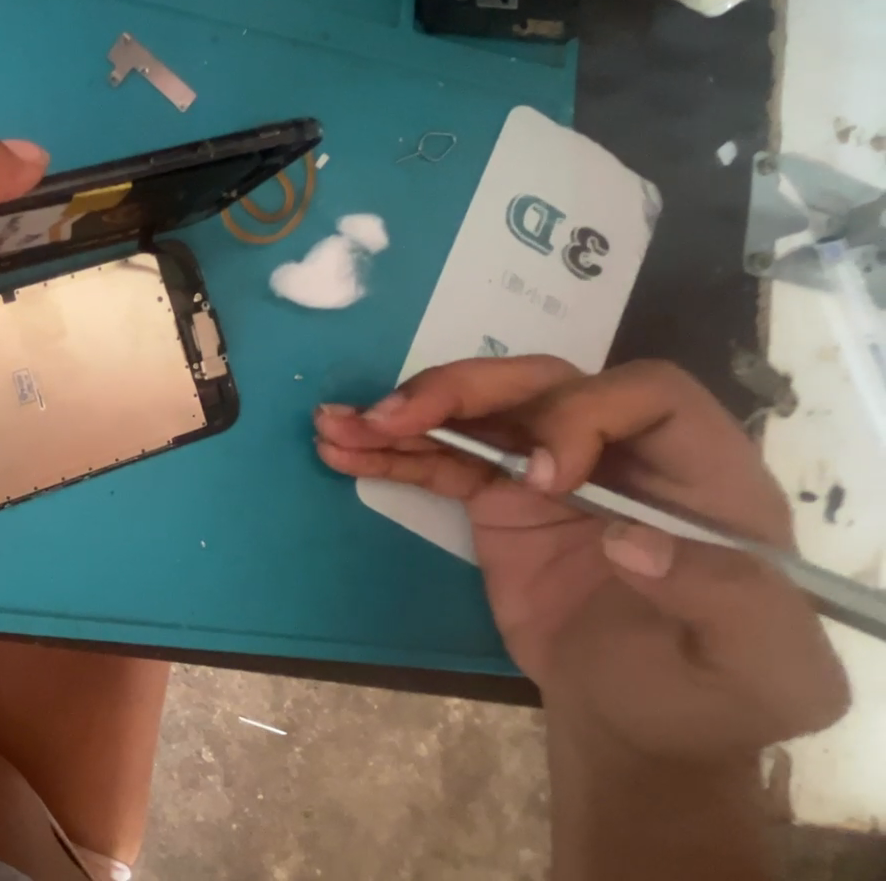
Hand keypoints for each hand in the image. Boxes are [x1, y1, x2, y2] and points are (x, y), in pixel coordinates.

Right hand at [314, 357, 848, 759]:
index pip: (644, 396)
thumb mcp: (760, 668)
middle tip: (392, 417)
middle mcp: (618, 452)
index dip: (582, 415)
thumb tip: (626, 535)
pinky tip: (339, 448)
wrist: (630, 714)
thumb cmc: (704, 692)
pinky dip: (387, 451)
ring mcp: (545, 468)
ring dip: (401, 412)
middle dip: (461, 391)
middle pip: (538, 383)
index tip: (538, 480)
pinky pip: (437, 456)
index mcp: (696, 475)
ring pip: (474, 410)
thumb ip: (724, 598)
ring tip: (337, 424)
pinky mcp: (494, 494)